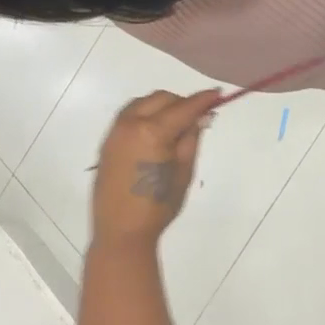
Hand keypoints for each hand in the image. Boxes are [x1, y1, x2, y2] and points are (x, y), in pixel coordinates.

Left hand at [91, 89, 220, 248]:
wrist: (121, 231)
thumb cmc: (158, 205)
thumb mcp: (184, 172)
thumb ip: (192, 139)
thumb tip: (200, 118)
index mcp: (152, 131)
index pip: (184, 107)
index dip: (203, 100)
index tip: (218, 94)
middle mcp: (130, 124)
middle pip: (162, 98)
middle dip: (182, 103)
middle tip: (197, 118)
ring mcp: (115, 132)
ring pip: (143, 103)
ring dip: (162, 106)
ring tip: (176, 125)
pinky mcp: (107, 142)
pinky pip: (129, 115)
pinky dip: (145, 114)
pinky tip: (155, 132)